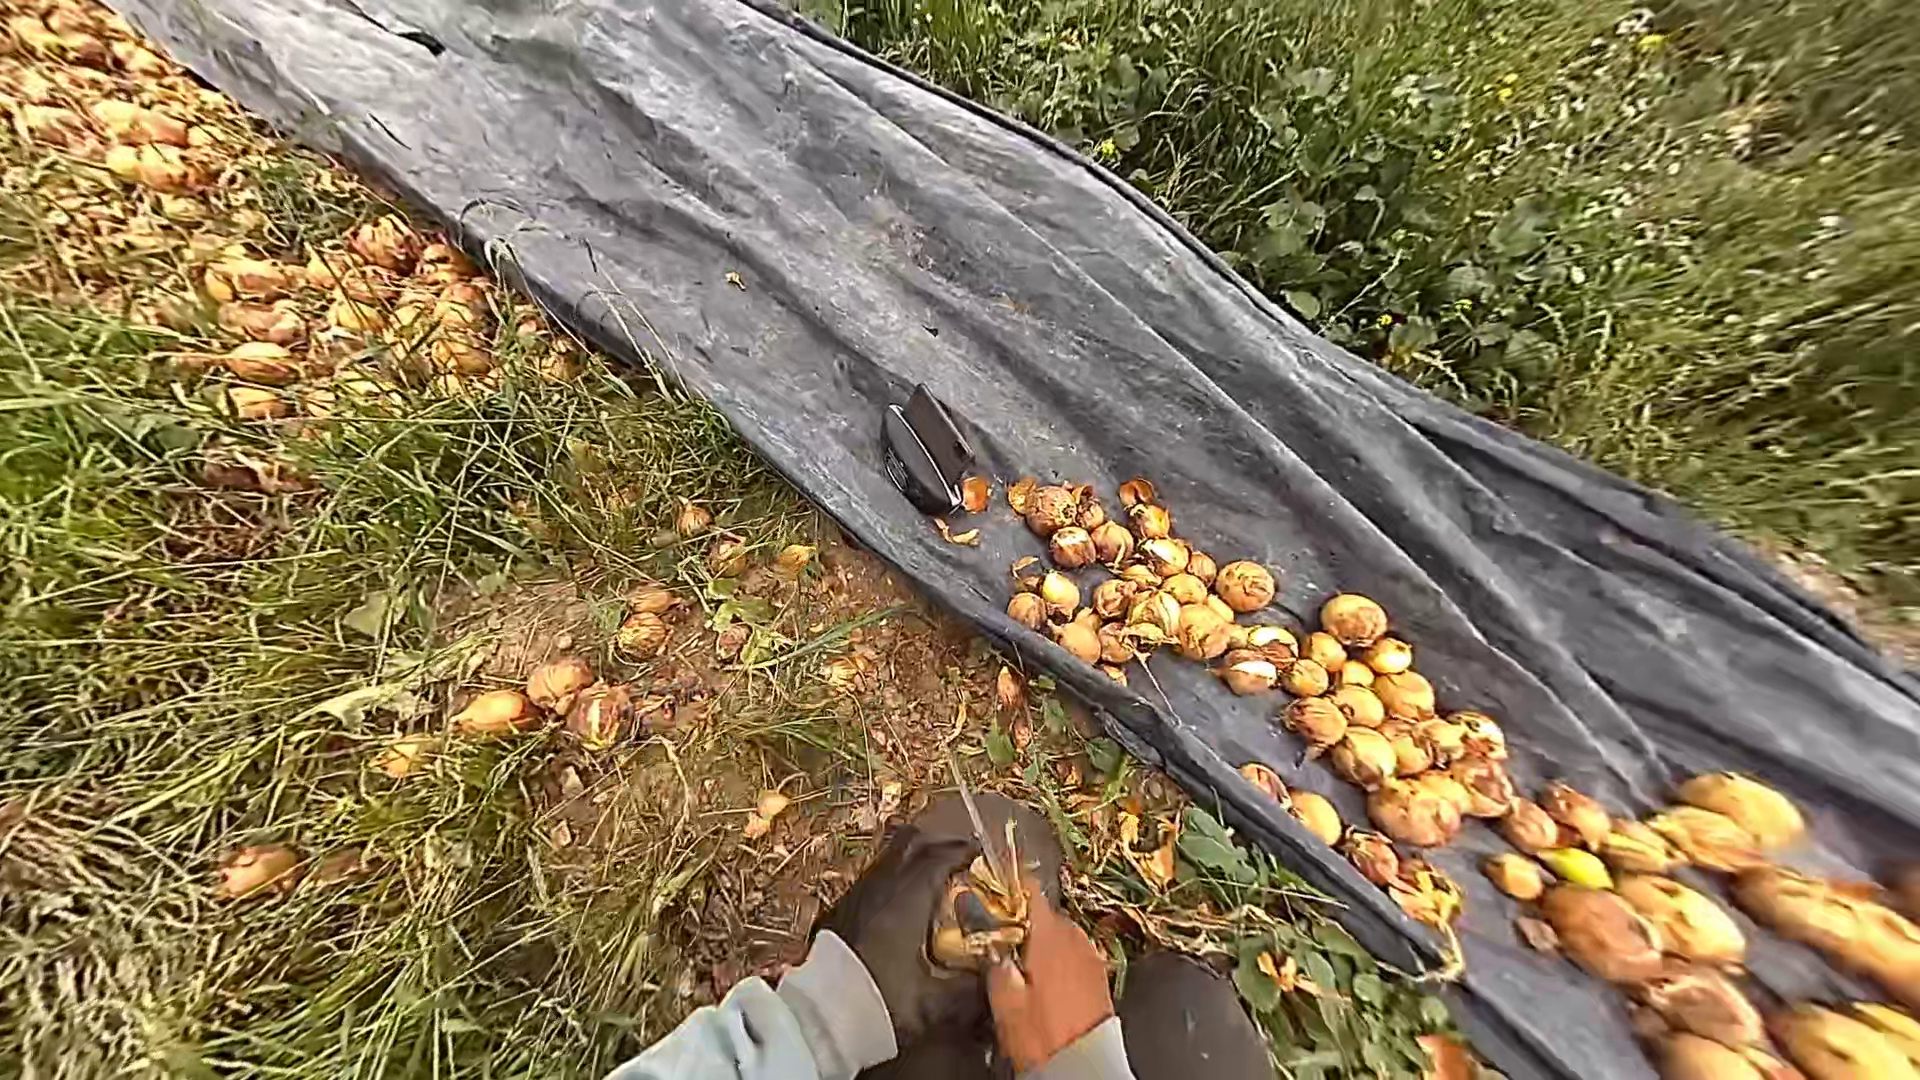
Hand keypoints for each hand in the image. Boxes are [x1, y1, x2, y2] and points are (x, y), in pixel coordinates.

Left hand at [814, 825, 981, 1044]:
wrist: (820, 1014)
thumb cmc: (878, 1001)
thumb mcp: (930, 1004)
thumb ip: (968, 992)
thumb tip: (994, 984)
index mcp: (909, 895)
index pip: (940, 856)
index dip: (963, 851)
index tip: (980, 853)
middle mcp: (885, 881)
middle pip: (915, 840)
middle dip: (941, 841)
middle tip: (960, 854)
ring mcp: (862, 887)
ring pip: (893, 850)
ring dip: (917, 851)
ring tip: (934, 868)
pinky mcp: (847, 900)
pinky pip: (878, 868)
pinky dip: (898, 868)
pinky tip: (904, 894)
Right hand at [987, 889, 1113, 1072]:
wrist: (1085, 1070)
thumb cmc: (1046, 1036)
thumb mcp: (1007, 1003)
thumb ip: (996, 966)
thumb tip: (993, 950)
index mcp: (1049, 933)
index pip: (1031, 891)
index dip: (1013, 885)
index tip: (1001, 882)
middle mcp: (1074, 936)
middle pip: (1045, 914)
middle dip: (1027, 924)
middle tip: (1008, 941)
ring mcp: (1090, 955)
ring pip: (1061, 934)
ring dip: (1046, 942)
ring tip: (1029, 968)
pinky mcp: (1100, 975)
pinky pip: (1075, 953)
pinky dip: (1062, 959)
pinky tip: (1051, 983)